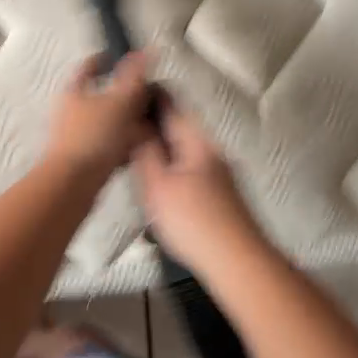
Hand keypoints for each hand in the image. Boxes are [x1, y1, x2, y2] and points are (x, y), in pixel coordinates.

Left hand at [43, 52, 155, 176]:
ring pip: (108, 123)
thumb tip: (147, 51)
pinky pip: (109, 146)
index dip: (106, 59)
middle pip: (102, 96)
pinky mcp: (84, 159)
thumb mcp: (120, 101)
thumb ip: (135, 77)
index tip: (124, 58)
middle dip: (127, 96)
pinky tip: (141, 149)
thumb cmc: (94, 137)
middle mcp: (71, 112)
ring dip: (129, 122)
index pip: (90, 66)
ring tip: (152, 124)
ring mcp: (76, 137)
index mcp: (74, 91)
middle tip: (149, 96)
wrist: (74, 184)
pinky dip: (125, 144)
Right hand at [131, 102, 264, 268]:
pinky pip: (189, 165)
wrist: (237, 261)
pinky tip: (156, 181)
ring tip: (131, 154)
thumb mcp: (157, 185)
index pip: (171, 102)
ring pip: (184, 147)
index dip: (146, 95)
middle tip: (120, 130)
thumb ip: (144, 150)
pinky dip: (170, 164)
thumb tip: (133, 119)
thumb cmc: (193, 221)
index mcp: (197, 140)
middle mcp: (212, 148)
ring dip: (160, 146)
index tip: (121, 97)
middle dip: (151, 122)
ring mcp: (219, 170)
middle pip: (178, 125)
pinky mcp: (220, 191)